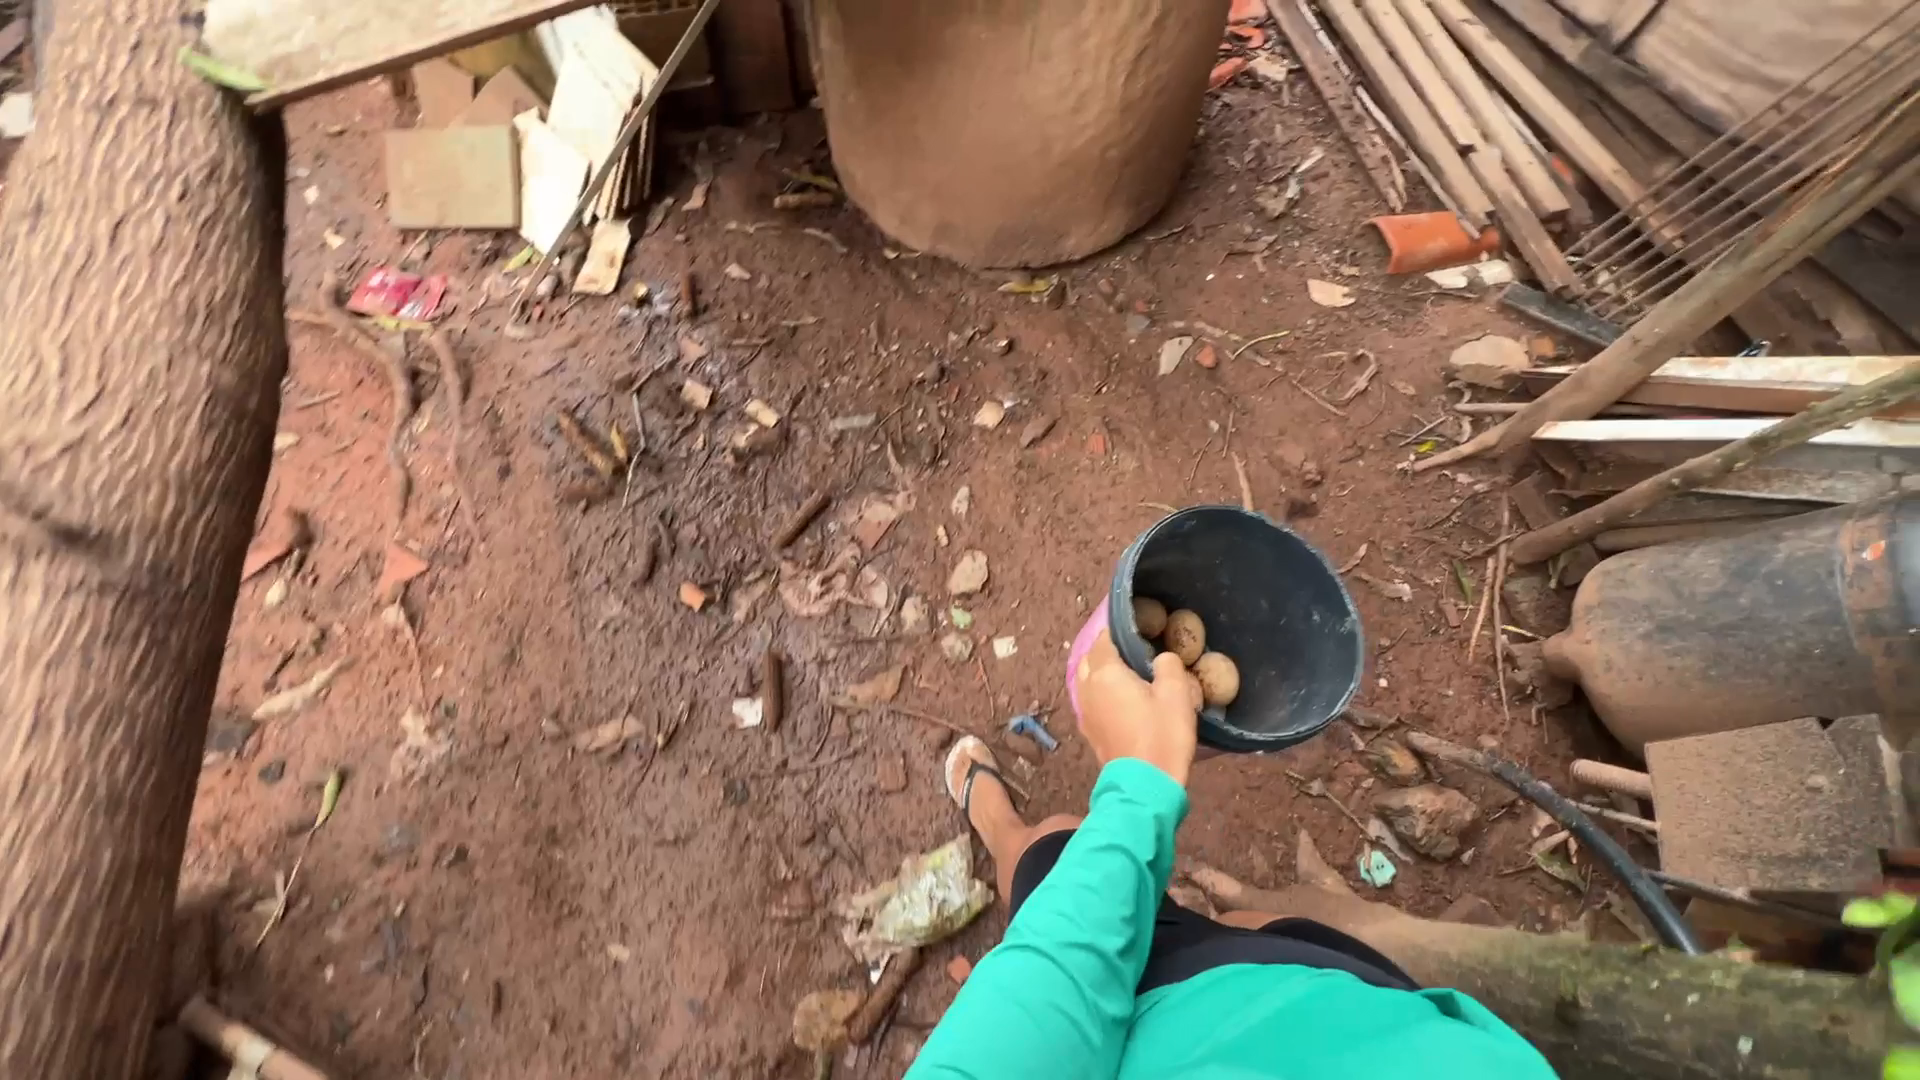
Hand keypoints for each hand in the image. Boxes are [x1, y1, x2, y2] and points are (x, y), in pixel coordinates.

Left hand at [1073, 629, 1200, 786]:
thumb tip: (1161, 658)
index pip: (1103, 640)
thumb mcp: (1177, 694)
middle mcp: (1087, 688)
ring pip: (1085, 680)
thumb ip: (1168, 666)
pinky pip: (1089, 700)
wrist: (1144, 785)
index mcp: (1105, 673)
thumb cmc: (1162, 735)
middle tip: (1129, 649)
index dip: (1116, 630)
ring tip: (1123, 672)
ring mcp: (1084, 711)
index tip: (1133, 627)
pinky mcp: (1088, 731)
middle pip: (1090, 658)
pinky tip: (1117, 699)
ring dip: (1099, 672)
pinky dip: (1099, 692)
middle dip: (1105, 650)